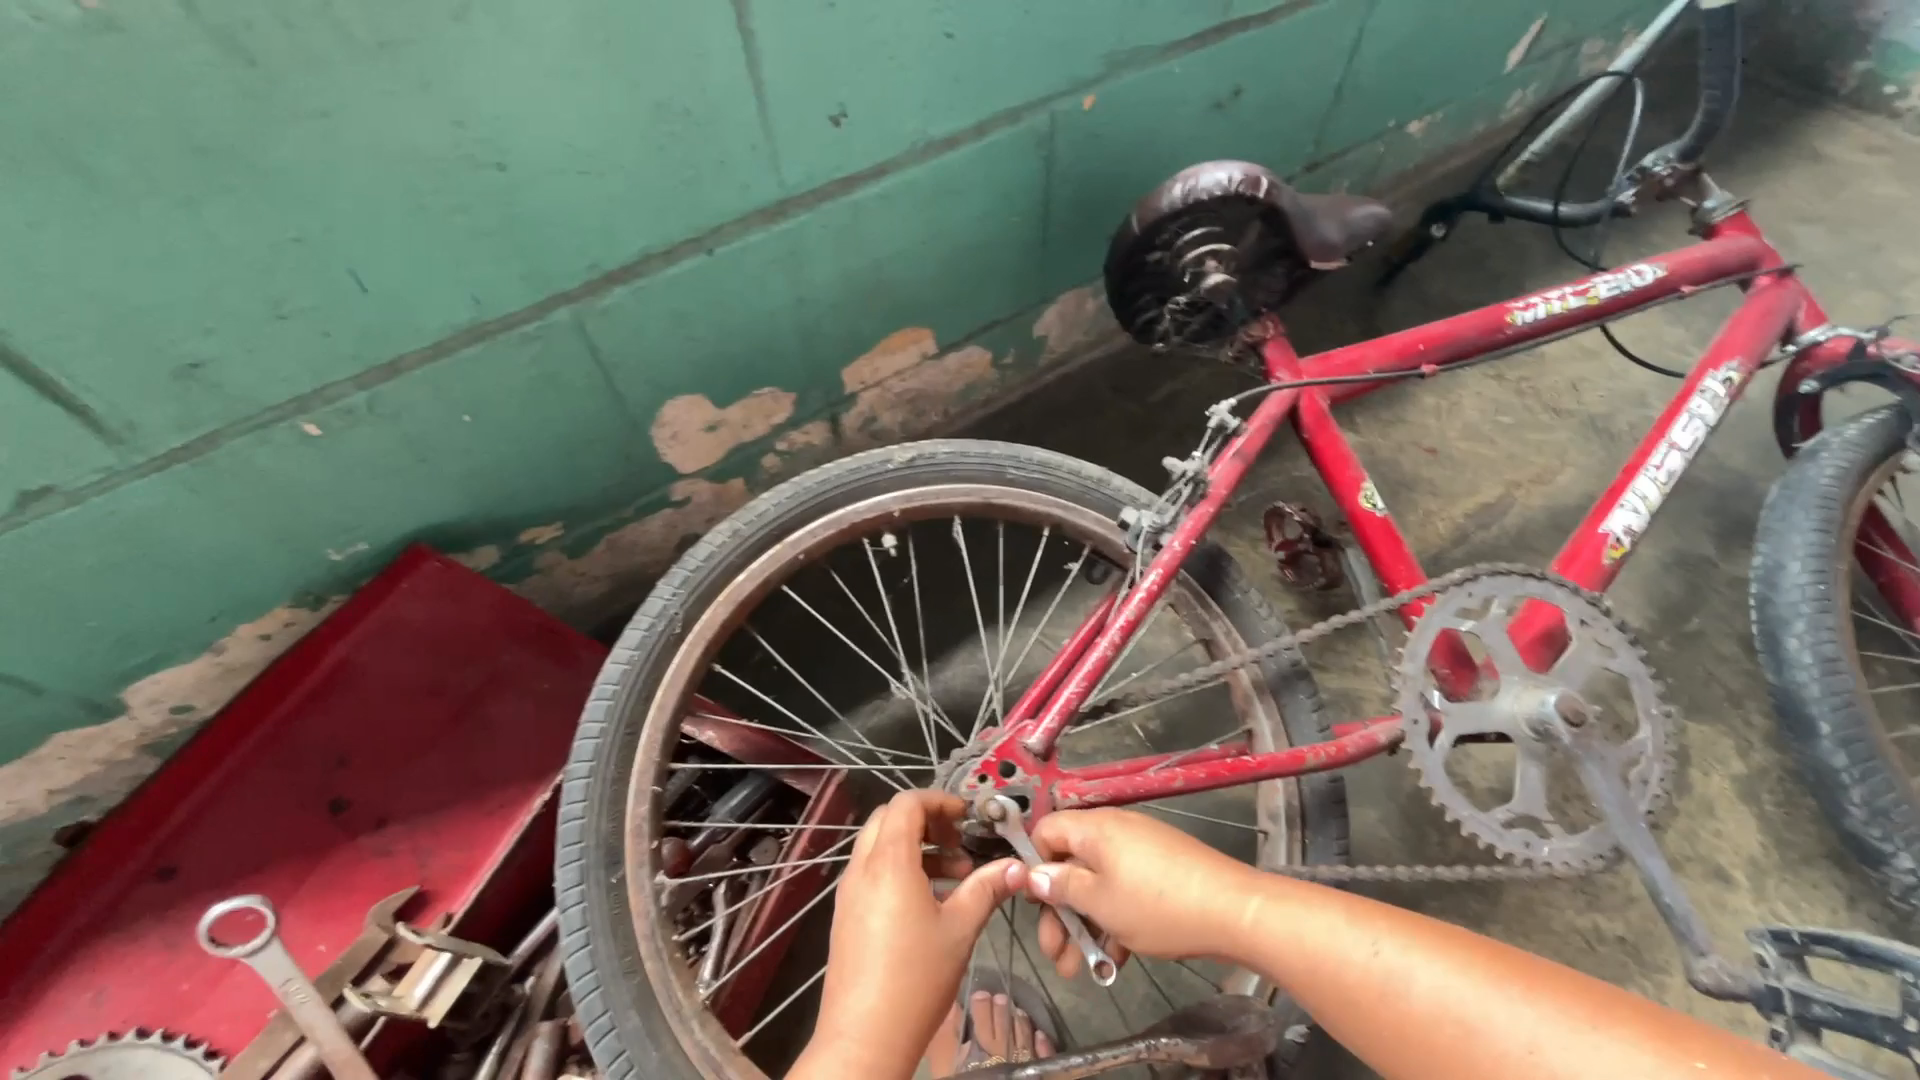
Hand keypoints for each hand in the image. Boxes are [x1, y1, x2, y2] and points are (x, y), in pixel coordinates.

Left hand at [801, 791, 1023, 1078]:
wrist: (863, 1037)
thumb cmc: (916, 978)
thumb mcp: (960, 929)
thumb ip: (987, 888)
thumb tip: (1017, 866)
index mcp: (888, 861)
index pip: (907, 803)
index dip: (939, 800)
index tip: (968, 816)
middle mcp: (862, 868)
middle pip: (889, 818)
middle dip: (927, 820)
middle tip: (959, 842)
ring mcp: (849, 892)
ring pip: (879, 845)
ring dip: (916, 847)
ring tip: (956, 875)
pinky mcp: (846, 914)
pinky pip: (872, 871)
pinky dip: (900, 869)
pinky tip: (931, 902)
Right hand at [1024, 808, 1262, 977]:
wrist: (1235, 911)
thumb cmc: (1158, 905)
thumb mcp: (1100, 902)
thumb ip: (1062, 886)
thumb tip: (1034, 874)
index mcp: (1094, 828)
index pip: (1046, 831)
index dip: (1034, 865)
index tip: (1034, 903)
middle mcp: (1114, 830)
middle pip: (1071, 863)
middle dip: (1059, 910)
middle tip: (1055, 953)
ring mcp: (1141, 849)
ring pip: (1099, 882)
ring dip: (1086, 923)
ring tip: (1081, 968)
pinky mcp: (1162, 869)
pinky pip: (1124, 888)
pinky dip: (1115, 917)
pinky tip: (1116, 957)